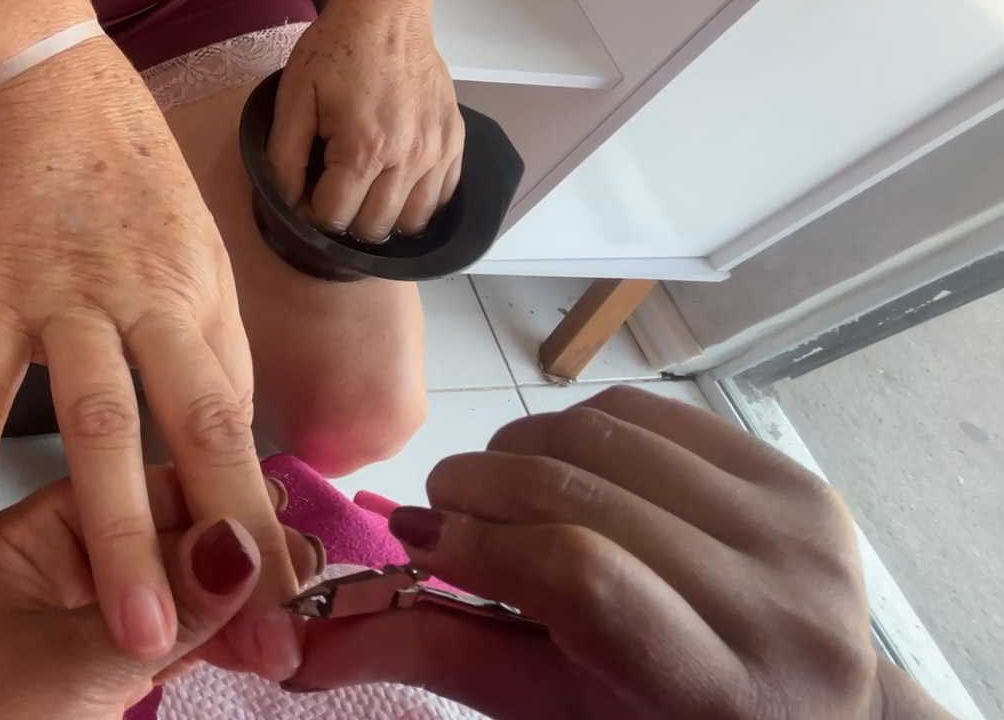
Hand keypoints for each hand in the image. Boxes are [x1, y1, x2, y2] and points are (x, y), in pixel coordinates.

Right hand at [0, 38, 302, 678]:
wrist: (54, 86)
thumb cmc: (128, 168)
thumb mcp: (193, 244)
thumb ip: (206, 336)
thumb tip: (225, 423)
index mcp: (203, 294)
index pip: (239, 423)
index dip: (261, 511)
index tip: (279, 596)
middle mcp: (152, 301)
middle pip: (199, 431)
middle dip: (227, 544)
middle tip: (253, 650)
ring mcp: (73, 295)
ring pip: (102, 420)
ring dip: (119, 525)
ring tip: (136, 625)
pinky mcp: (2, 284)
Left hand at [0, 469, 318, 718]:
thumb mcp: (70, 668)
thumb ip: (164, 609)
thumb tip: (247, 542)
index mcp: (25, 539)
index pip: (123, 491)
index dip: (199, 499)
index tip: (273, 515)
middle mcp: (53, 567)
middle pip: (152, 541)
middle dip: (225, 557)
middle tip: (305, 573)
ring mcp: (76, 621)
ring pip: (165, 594)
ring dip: (229, 605)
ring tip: (298, 615)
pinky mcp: (96, 671)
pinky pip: (162, 640)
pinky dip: (210, 642)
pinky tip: (261, 646)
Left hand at [267, 0, 462, 242]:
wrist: (387, 12)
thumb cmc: (334, 51)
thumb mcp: (292, 99)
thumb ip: (283, 156)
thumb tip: (286, 202)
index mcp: (363, 151)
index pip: (332, 218)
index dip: (308, 214)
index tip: (301, 193)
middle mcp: (408, 160)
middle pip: (373, 228)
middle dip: (343, 221)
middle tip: (328, 191)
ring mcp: (437, 153)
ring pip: (411, 222)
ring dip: (381, 218)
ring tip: (361, 191)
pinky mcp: (456, 142)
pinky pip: (440, 198)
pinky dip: (415, 204)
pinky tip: (393, 186)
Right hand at [289, 386, 947, 719]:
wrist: (800, 701)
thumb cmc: (646, 717)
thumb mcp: (538, 703)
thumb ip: (424, 656)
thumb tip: (298, 647)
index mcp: (719, 688)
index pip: (578, 573)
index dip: (479, 543)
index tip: (426, 544)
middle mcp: (781, 603)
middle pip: (571, 490)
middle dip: (474, 489)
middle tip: (449, 514)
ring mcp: (797, 527)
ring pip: (589, 434)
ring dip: (513, 454)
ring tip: (505, 495)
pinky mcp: (788, 472)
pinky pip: (630, 408)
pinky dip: (566, 427)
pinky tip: (567, 472)